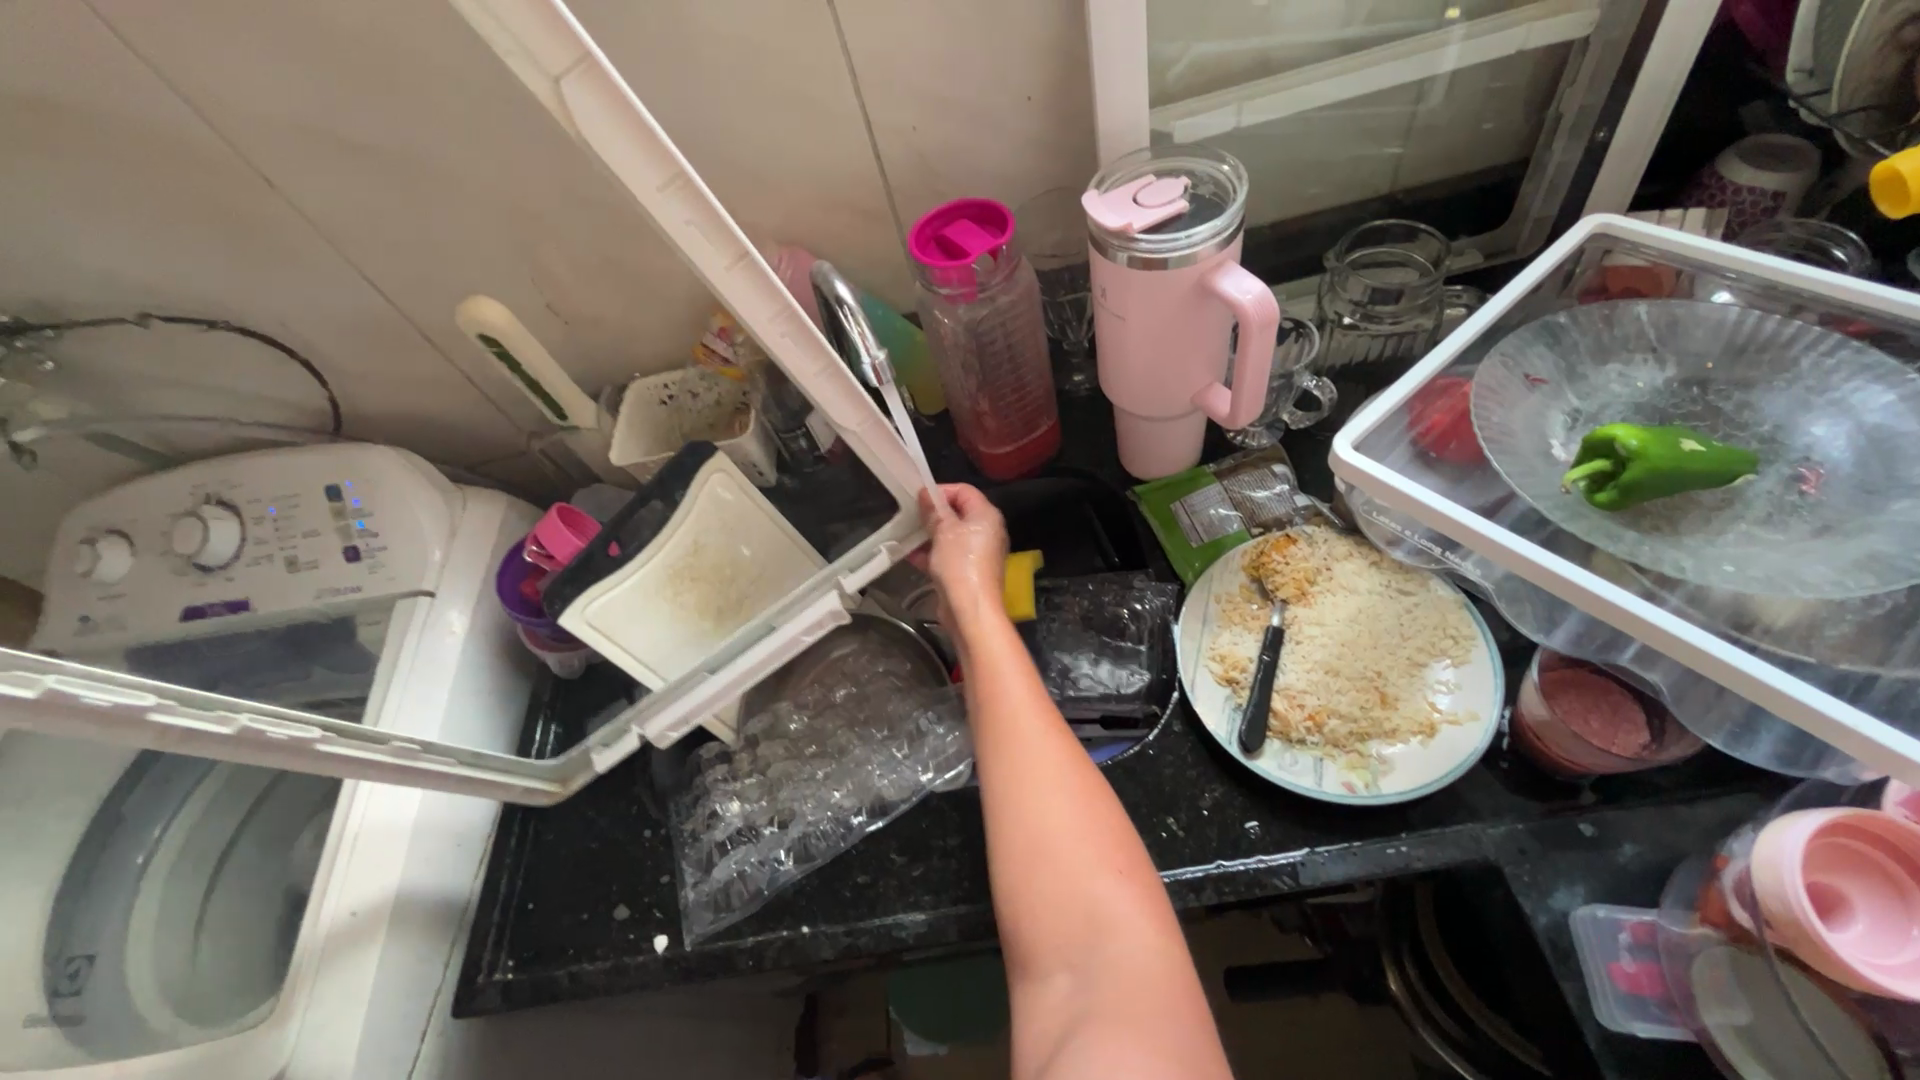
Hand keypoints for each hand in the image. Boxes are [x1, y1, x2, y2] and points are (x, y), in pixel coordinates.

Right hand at [913, 483, 1008, 634]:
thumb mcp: (943, 531)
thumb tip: (926, 493)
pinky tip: (909, 555)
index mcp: (986, 515)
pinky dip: (931, 554)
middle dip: (932, 514)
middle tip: (911, 516)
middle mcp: (986, 531)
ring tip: (906, 535)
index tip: (919, 499)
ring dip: (928, 535)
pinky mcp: (967, 571)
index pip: (964, 491)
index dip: (941, 491)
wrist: (970, 610)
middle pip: (957, 513)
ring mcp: (977, 553)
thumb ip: (934, 511)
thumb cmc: (959, 564)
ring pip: (950, 536)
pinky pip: (948, 555)